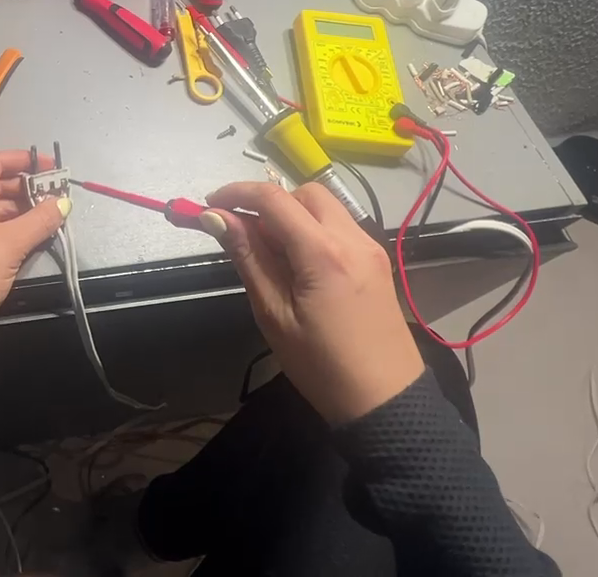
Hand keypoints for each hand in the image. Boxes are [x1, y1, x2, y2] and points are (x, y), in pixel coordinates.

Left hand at [0, 150, 69, 310]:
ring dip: (19, 207)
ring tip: (49, 211)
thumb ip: (40, 219)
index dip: (24, 161)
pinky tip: (32, 226)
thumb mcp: (10, 244)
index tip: (50, 165)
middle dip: (25, 188)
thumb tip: (64, 202)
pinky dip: (6, 222)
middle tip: (55, 193)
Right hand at [200, 181, 423, 422]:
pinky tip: (298, 263)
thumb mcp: (273, 314)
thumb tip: (216, 217)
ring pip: (324, 206)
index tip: (209, 206)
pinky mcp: (377, 262)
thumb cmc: (322, 366)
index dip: (236, 194)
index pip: (273, 199)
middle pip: (303, 192)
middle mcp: (352, 239)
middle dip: (269, 202)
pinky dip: (312, 229)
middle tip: (244, 232)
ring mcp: (370, 249)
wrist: (388, 405)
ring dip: (291, 214)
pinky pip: (339, 226)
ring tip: (270, 252)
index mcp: (323, 253)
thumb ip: (247, 257)